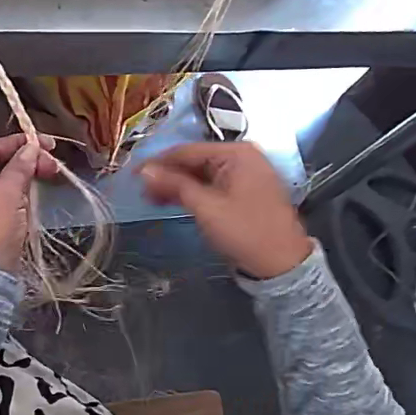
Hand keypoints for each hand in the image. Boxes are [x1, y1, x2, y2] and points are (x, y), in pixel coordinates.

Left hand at [0, 134, 60, 272]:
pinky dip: (13, 199)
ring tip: (46, 180)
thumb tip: (32, 148)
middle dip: (24, 165)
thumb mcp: (8, 194)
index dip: (20, 144)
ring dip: (21, 182)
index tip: (48, 144)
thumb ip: (21, 167)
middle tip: (53, 167)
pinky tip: (31, 199)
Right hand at [138, 142, 312, 278]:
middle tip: (142, 191)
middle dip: (167, 175)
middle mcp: (243, 156)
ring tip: (153, 199)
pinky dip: (194, 192)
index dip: (157, 163)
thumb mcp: (206, 207)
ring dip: (178, 185)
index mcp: (236, 153)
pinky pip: (213, 184)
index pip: (187, 151)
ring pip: (202, 174)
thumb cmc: (245, 232)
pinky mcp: (246, 190)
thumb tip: (145, 170)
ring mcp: (246, 173)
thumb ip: (175, 184)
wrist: (283, 263)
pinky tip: (175, 201)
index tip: (133, 174)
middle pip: (195, 161)